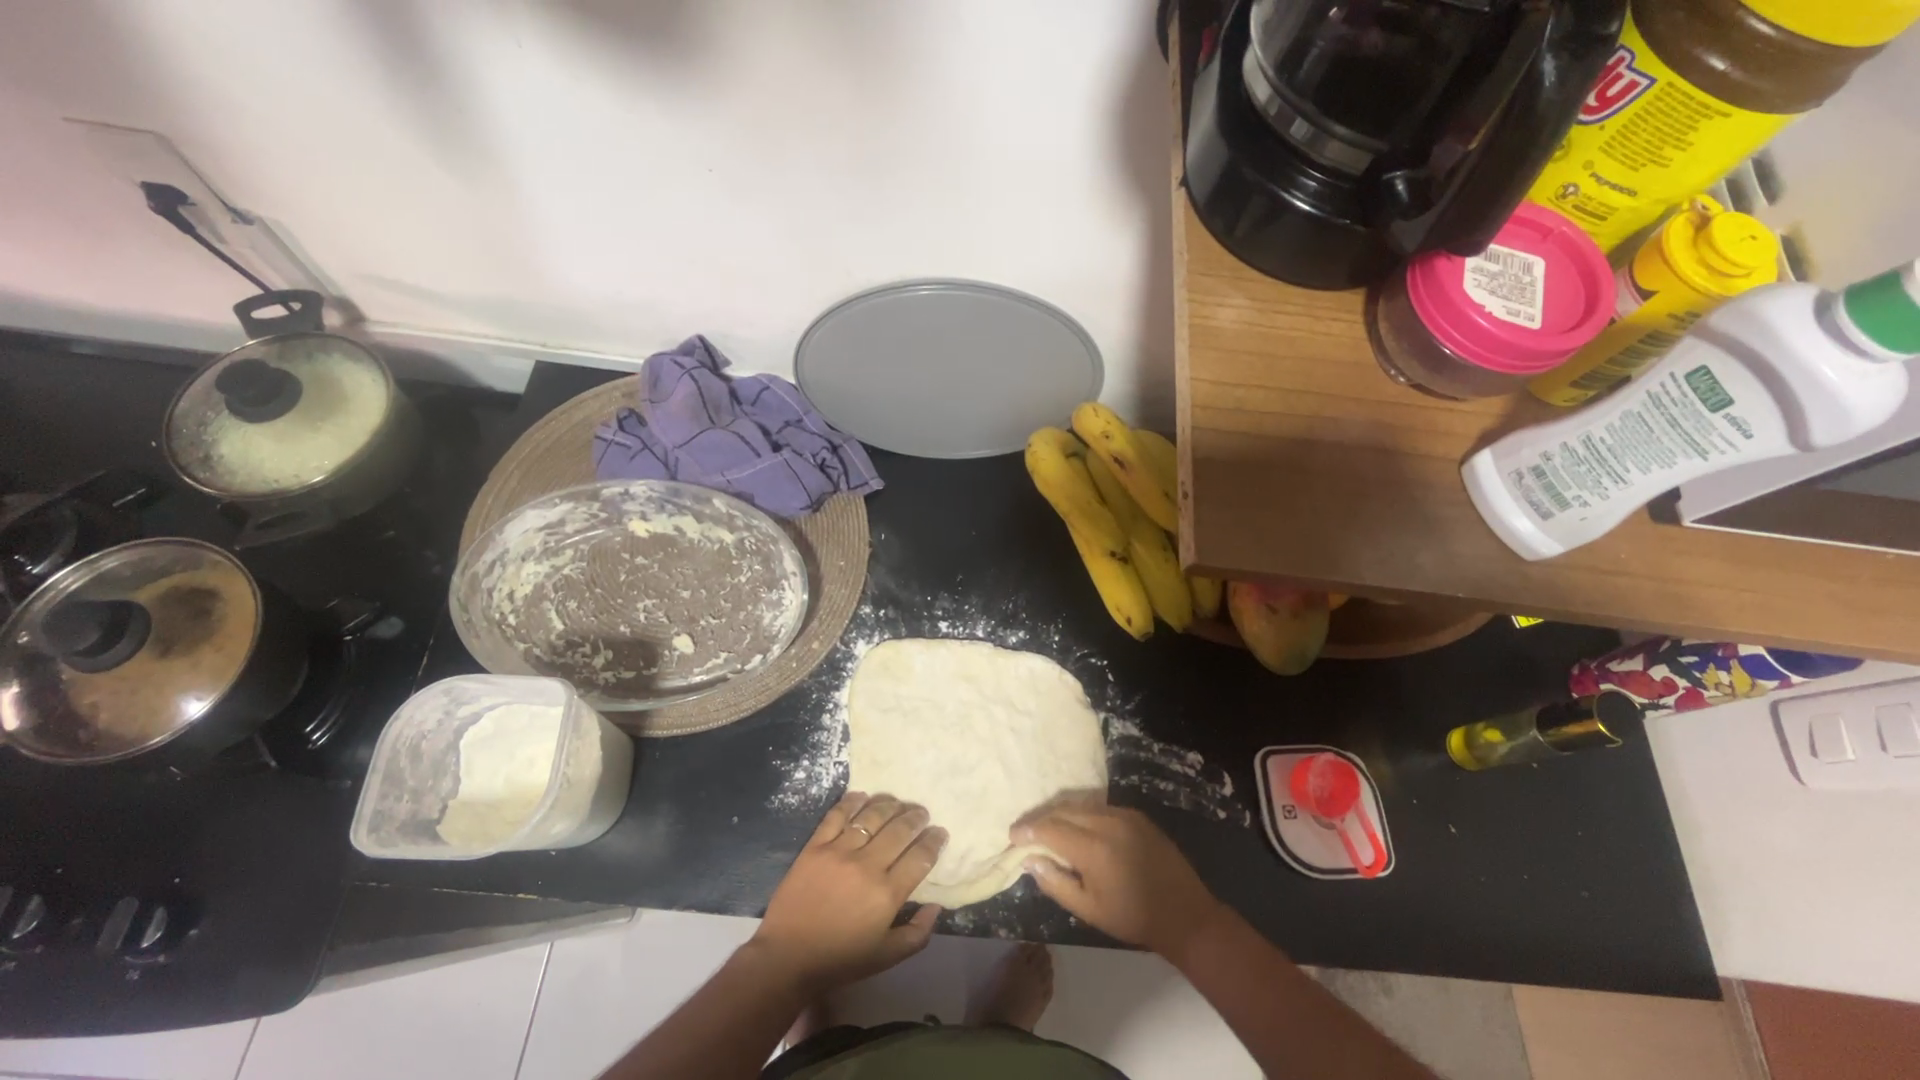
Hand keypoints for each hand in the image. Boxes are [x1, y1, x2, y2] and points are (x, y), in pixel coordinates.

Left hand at [747, 792, 947, 993]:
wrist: (788, 957)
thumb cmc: (841, 959)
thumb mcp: (887, 956)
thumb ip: (918, 933)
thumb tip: (936, 906)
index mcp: (888, 893)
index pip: (920, 856)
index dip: (934, 840)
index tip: (940, 832)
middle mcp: (867, 865)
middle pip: (899, 830)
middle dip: (916, 818)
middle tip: (922, 813)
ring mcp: (839, 852)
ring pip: (871, 817)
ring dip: (889, 805)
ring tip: (897, 802)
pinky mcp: (814, 847)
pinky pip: (836, 816)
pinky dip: (851, 802)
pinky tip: (862, 796)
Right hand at [1014, 804, 1224, 958]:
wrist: (1185, 914)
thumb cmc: (1133, 918)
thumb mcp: (1088, 909)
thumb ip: (1054, 882)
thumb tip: (1029, 859)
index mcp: (1094, 848)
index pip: (1050, 828)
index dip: (1027, 831)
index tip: (1011, 836)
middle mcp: (1108, 822)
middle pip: (1063, 810)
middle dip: (1040, 818)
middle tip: (1024, 831)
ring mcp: (1125, 815)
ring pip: (1081, 804)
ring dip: (1060, 813)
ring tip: (1045, 827)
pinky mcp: (1137, 816)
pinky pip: (1099, 807)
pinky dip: (1081, 812)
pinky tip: (1075, 826)